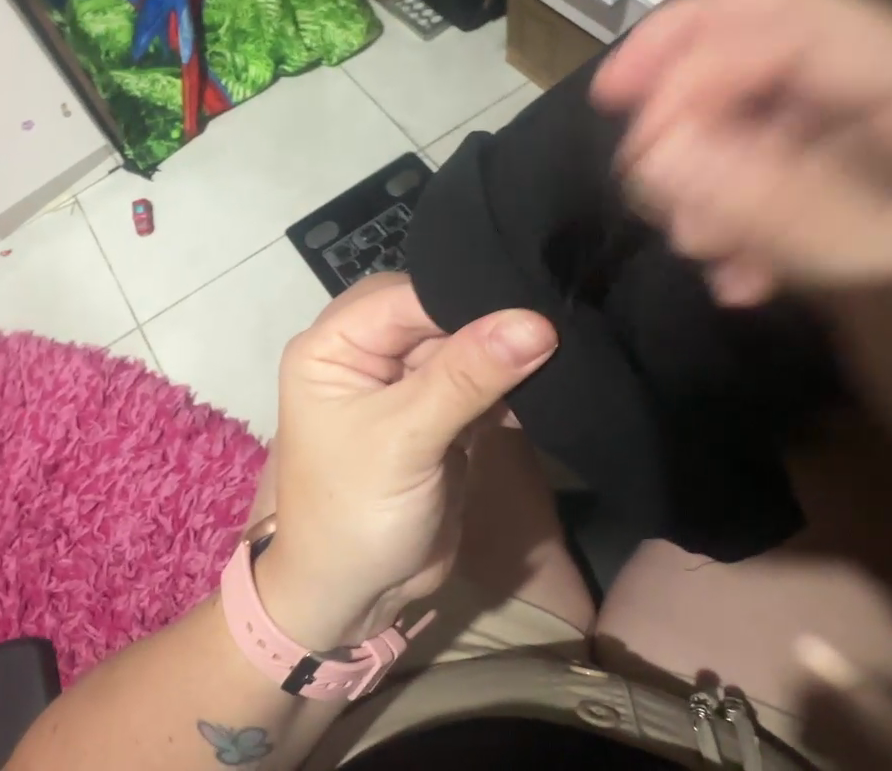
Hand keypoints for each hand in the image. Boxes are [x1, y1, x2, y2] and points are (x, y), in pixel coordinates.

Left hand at [252, 274, 556, 649]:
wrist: (355, 595)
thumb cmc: (355, 510)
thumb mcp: (405, 438)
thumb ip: (467, 377)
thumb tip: (536, 321)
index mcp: (331, 346)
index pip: (401, 298)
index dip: (461, 296)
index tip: (531, 298)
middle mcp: (362, 354)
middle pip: (431, 314)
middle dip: (483, 318)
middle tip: (551, 316)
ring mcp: (400, 384)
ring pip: (457, 346)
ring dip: (501, 352)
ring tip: (561, 345)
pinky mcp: (434, 414)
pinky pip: (474, 382)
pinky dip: (505, 384)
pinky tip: (546, 381)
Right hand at [593, 0, 891, 304]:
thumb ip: (775, 208)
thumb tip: (652, 148)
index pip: (804, 19)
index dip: (693, 44)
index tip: (611, 109)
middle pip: (788, 64)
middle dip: (698, 115)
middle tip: (644, 182)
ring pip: (785, 129)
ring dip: (719, 177)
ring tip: (695, 247)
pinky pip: (804, 186)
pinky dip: (753, 220)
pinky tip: (739, 276)